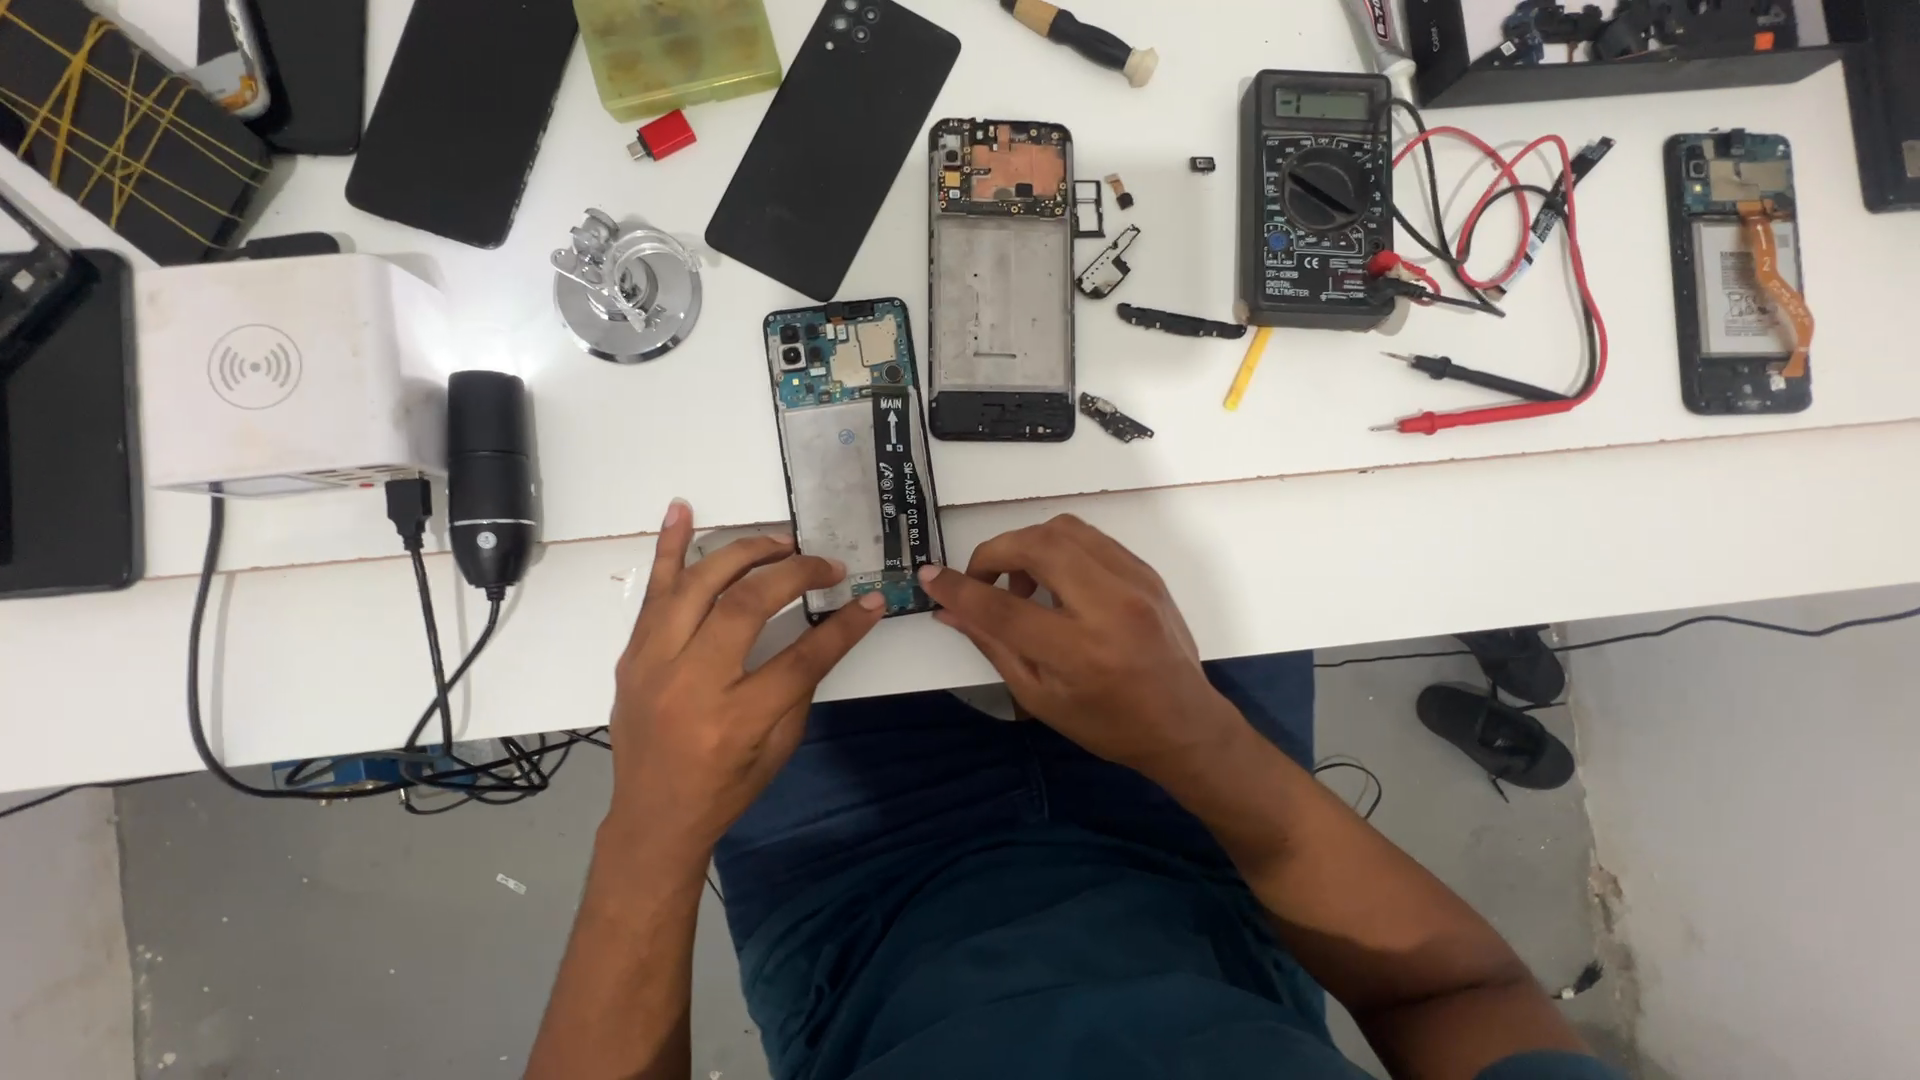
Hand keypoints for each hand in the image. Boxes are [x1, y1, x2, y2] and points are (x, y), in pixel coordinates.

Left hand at [606, 500, 884, 852]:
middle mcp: (691, 683)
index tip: (869, 600)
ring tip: (779, 542)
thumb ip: (799, 683)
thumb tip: (827, 625)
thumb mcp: (779, 745)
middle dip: (794, 575)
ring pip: (699, 585)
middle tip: (824, 565)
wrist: (653, 815)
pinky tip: (683, 509)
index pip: (801, 657)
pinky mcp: (633, 654)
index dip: (842, 625)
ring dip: (743, 553)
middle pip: (747, 606)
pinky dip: (669, 547)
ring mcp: (653, 663)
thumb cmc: (726, 785)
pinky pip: (652, 591)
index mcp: (737, 718)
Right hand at [916, 515, 1247, 782]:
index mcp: (1079, 652)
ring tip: (1021, 583)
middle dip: (994, 553)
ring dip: (1027, 545)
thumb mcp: (1040, 697)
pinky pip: (1090, 537)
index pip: (1003, 608)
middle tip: (982, 578)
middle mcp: (1110, 606)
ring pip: (1064, 529)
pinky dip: (1059, 548)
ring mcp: (1134, 582)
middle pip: (1036, 546)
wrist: (1183, 724)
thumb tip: (950, 611)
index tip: (932, 579)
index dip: (959, 590)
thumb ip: (993, 646)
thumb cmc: (1108, 724)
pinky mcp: (1146, 571)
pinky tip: (1055, 581)